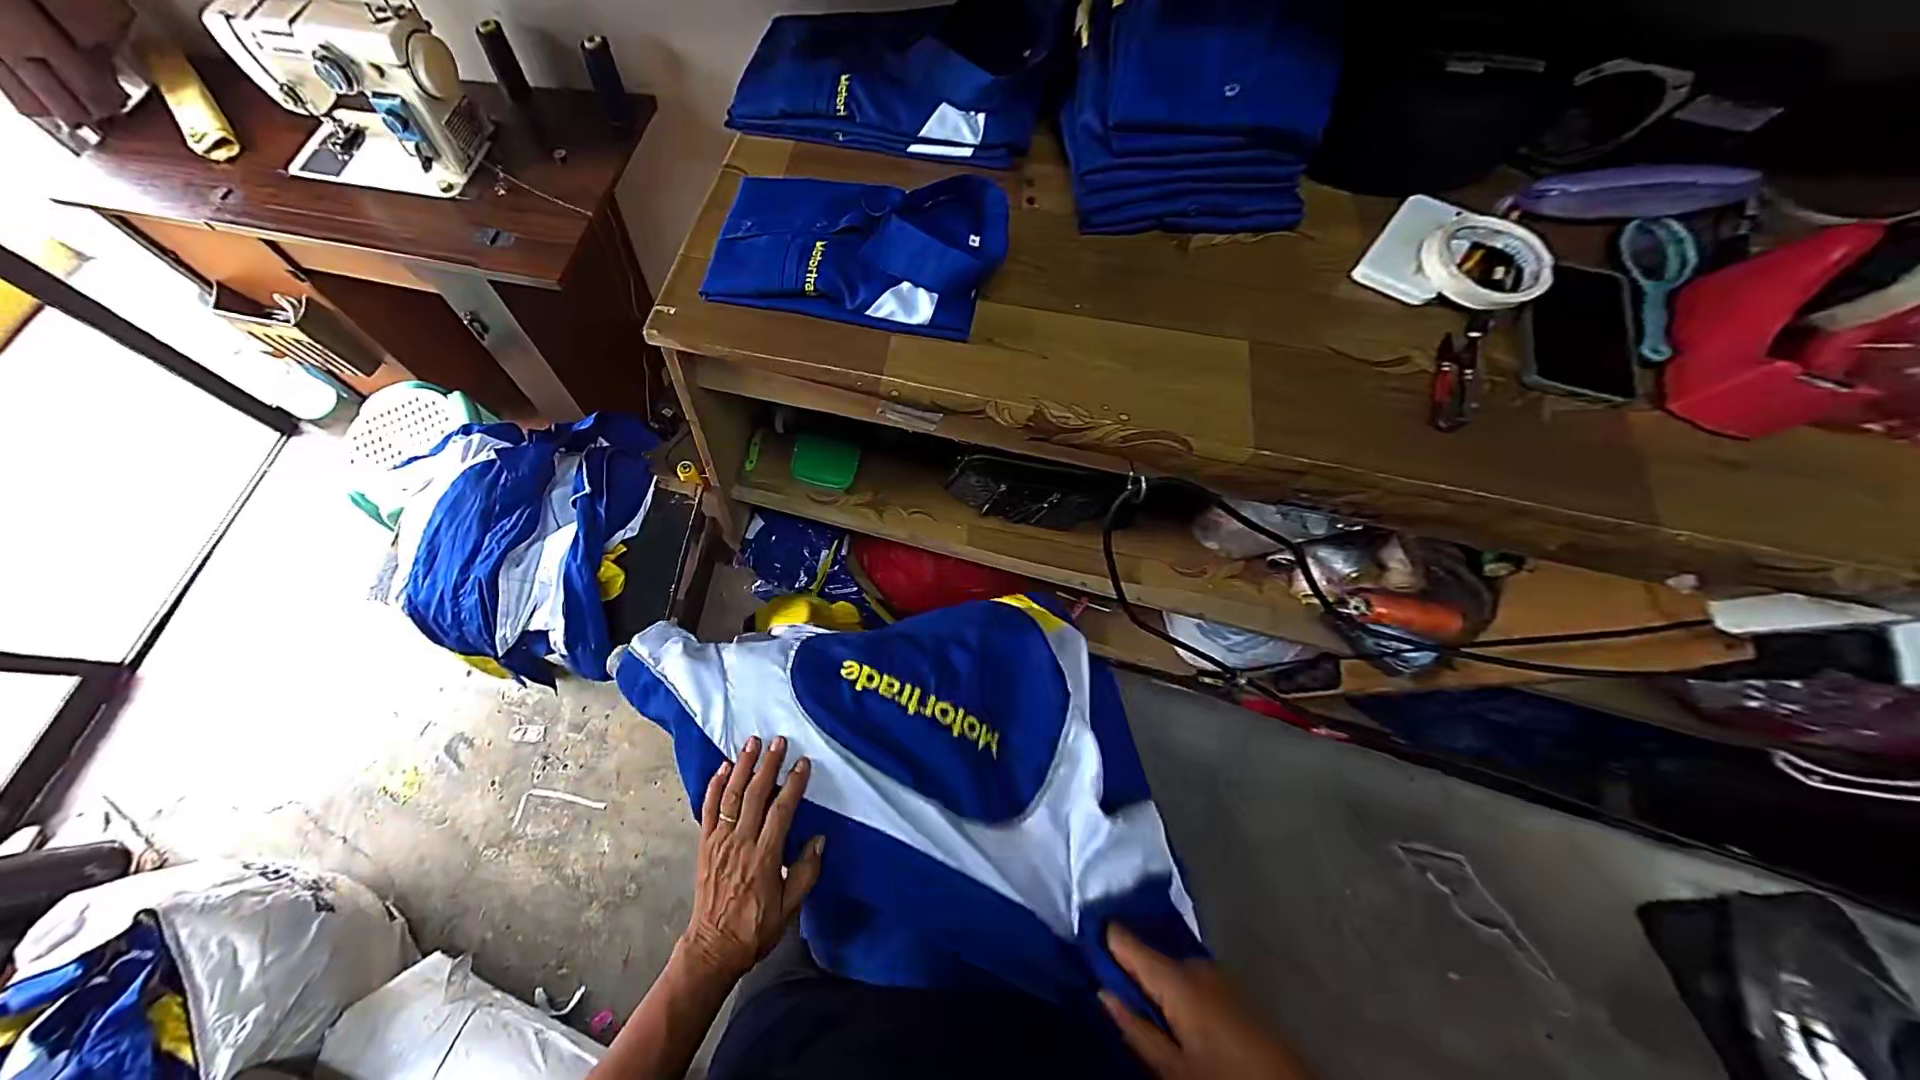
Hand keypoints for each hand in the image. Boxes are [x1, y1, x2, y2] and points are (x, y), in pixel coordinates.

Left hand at [678, 735, 824, 980]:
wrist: (712, 948)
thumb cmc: (756, 928)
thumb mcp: (790, 906)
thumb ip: (806, 871)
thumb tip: (820, 838)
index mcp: (764, 856)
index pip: (782, 810)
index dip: (793, 784)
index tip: (803, 764)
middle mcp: (740, 843)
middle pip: (755, 794)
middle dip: (768, 764)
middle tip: (778, 741)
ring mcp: (719, 842)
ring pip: (731, 795)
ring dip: (742, 766)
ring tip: (751, 743)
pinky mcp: (705, 845)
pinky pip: (709, 809)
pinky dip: (715, 786)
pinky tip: (723, 768)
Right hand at [1101, 925, 1314, 1079]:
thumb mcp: (1173, 1070)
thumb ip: (1134, 1028)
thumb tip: (1100, 992)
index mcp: (1176, 975)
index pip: (1122, 937)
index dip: (1098, 939)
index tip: (1078, 946)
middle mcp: (1195, 962)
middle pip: (1147, 953)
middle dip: (1128, 970)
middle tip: (1108, 992)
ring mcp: (1218, 973)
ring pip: (1169, 966)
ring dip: (1153, 982)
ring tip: (1139, 1007)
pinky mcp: (1234, 989)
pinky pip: (1190, 978)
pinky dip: (1175, 990)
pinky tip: (1173, 1015)